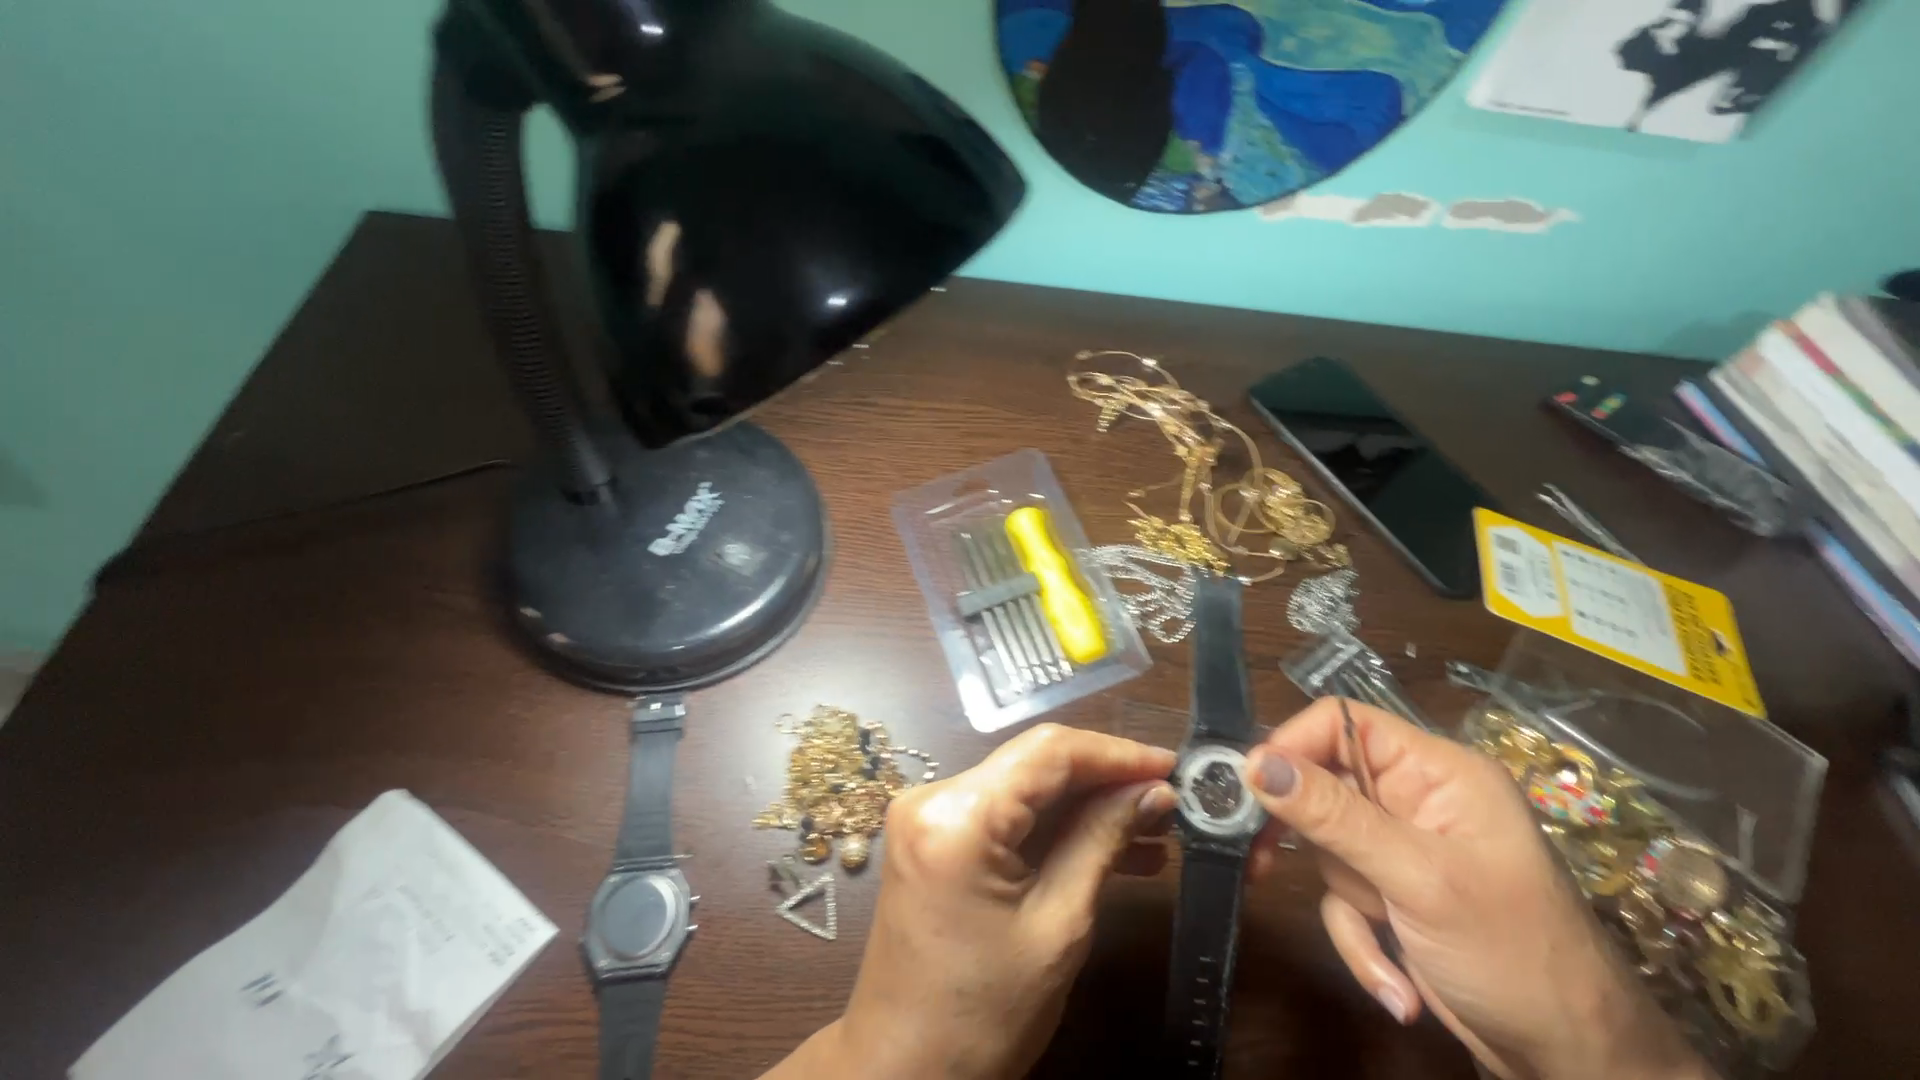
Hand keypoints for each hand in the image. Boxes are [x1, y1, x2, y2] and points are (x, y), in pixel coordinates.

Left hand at [776, 723, 1176, 1079]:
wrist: (905, 1069)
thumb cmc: (984, 1012)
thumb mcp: (1058, 925)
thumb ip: (1102, 841)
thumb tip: (1153, 791)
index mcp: (957, 814)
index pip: (1049, 752)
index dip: (1117, 753)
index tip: (1173, 767)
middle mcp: (933, 797)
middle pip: (1035, 765)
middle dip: (1105, 780)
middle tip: (1171, 802)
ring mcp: (929, 817)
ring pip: (1025, 790)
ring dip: (1086, 806)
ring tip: (1154, 832)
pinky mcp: (935, 839)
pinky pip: (1005, 817)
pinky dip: (1054, 829)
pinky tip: (1112, 850)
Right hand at [1243, 699, 1710, 1079]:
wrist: (1574, 1058)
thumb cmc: (1514, 952)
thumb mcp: (1419, 878)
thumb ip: (1335, 817)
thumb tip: (1256, 763)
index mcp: (1437, 773)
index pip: (1344, 724)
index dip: (1293, 745)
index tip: (1250, 785)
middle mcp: (1417, 801)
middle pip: (1324, 787)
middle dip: (1311, 840)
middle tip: (1265, 863)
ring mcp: (1404, 851)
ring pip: (1328, 850)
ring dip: (1348, 905)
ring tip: (1389, 941)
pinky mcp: (1395, 896)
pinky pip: (1343, 899)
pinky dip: (1361, 940)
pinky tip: (1400, 983)